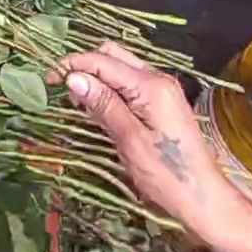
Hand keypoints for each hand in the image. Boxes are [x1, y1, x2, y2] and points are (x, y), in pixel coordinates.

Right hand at [57, 44, 244, 242]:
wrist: (203, 197)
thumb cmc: (166, 175)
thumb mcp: (129, 140)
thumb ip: (103, 105)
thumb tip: (73, 78)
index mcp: (150, 85)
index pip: (104, 60)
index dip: (74, 65)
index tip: (48, 79)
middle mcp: (157, 78)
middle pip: (113, 55)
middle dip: (85, 65)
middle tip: (64, 91)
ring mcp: (162, 88)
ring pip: (121, 67)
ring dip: (97, 77)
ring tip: (78, 103)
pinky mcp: (162, 101)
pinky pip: (130, 83)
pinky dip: (111, 89)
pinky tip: (99, 109)